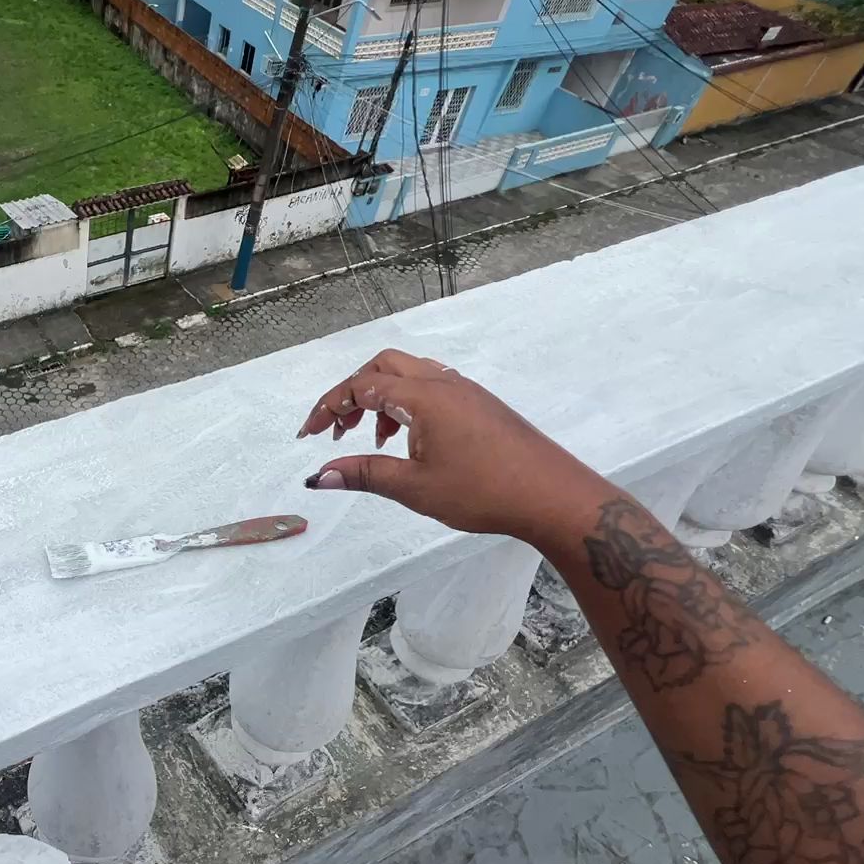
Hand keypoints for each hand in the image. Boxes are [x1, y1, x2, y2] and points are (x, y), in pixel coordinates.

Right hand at [296, 349, 615, 547]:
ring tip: (372, 439)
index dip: (328, 407)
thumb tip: (319, 476)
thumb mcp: (413, 487)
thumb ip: (363, 474)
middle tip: (337, 430)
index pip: (361, 386)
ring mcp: (465, 391)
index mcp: (424, 397)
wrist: (554, 497)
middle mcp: (444, 383)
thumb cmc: (482, 491)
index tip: (308, 435)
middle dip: (351, 393)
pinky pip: (430, 387)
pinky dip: (404, 403)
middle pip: (383, 366)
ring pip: (408, 374)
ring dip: (379, 397)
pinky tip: (407, 440)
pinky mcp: (479, 405)